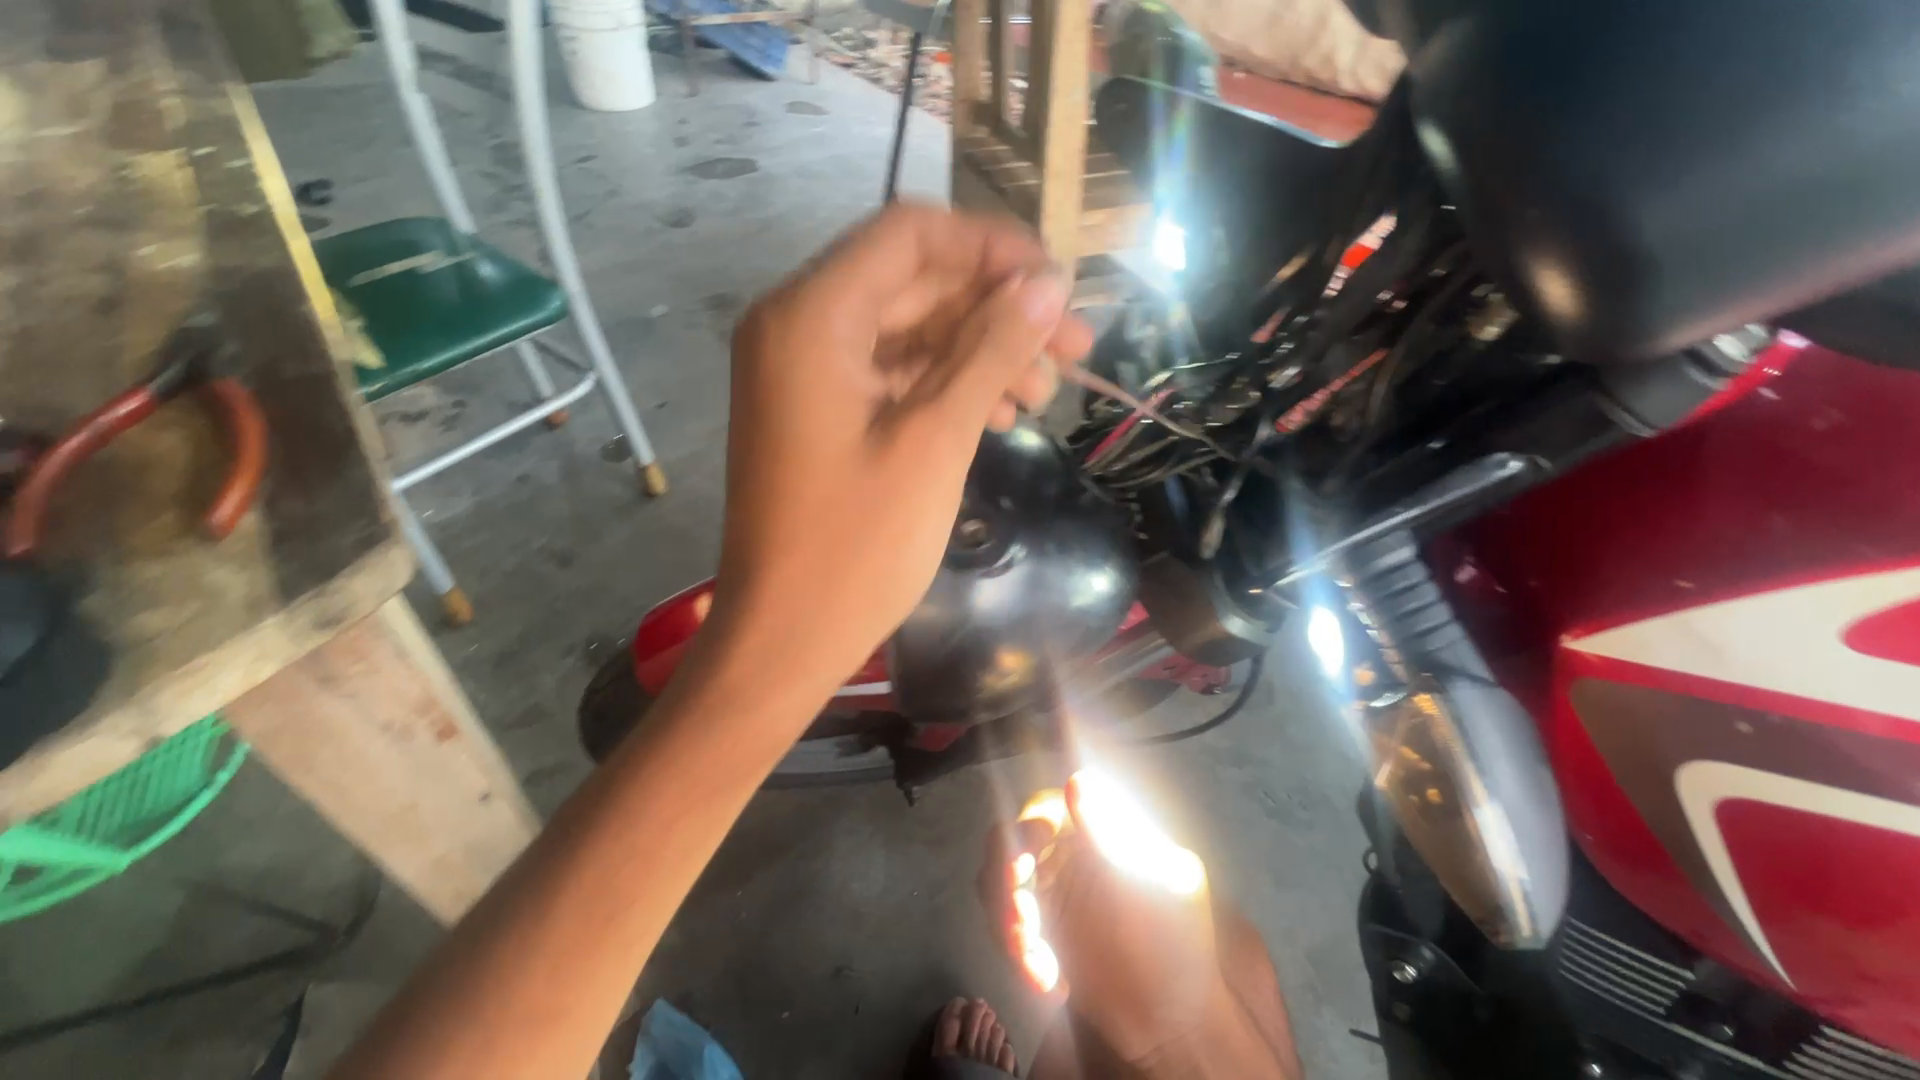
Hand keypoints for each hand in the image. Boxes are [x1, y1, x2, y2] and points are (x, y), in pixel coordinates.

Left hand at [709, 203, 1091, 699]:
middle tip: (1075, 349)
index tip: (1059, 284)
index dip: (992, 247)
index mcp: (812, 315)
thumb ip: (991, 350)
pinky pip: (890, 374)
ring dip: (978, 350)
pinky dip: (945, 385)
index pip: (911, 234)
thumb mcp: (935, 440)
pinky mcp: (818, 412)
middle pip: (913, 282)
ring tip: (1045, 395)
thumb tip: (1048, 285)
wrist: (784, 638)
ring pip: (908, 331)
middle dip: (996, 307)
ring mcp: (804, 372)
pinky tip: (1001, 415)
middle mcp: (798, 325)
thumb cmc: (856, 546)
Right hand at [986, 773, 1224, 1066]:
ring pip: (996, 884)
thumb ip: (1113, 833)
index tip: (1026, 859)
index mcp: (1098, 832)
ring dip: (1006, 922)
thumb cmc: (1175, 946)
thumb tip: (1076, 779)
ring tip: (1037, 963)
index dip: (1026, 826)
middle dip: (1005, 882)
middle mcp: (1066, 853)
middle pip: (1008, 842)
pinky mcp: (1035, 931)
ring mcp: (1047, 892)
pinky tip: (1049, 984)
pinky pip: (1002, 926)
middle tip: (1023, 922)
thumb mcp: (1156, 883)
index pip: (1046, 807)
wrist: (1171, 1025)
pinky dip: (1016, 953)